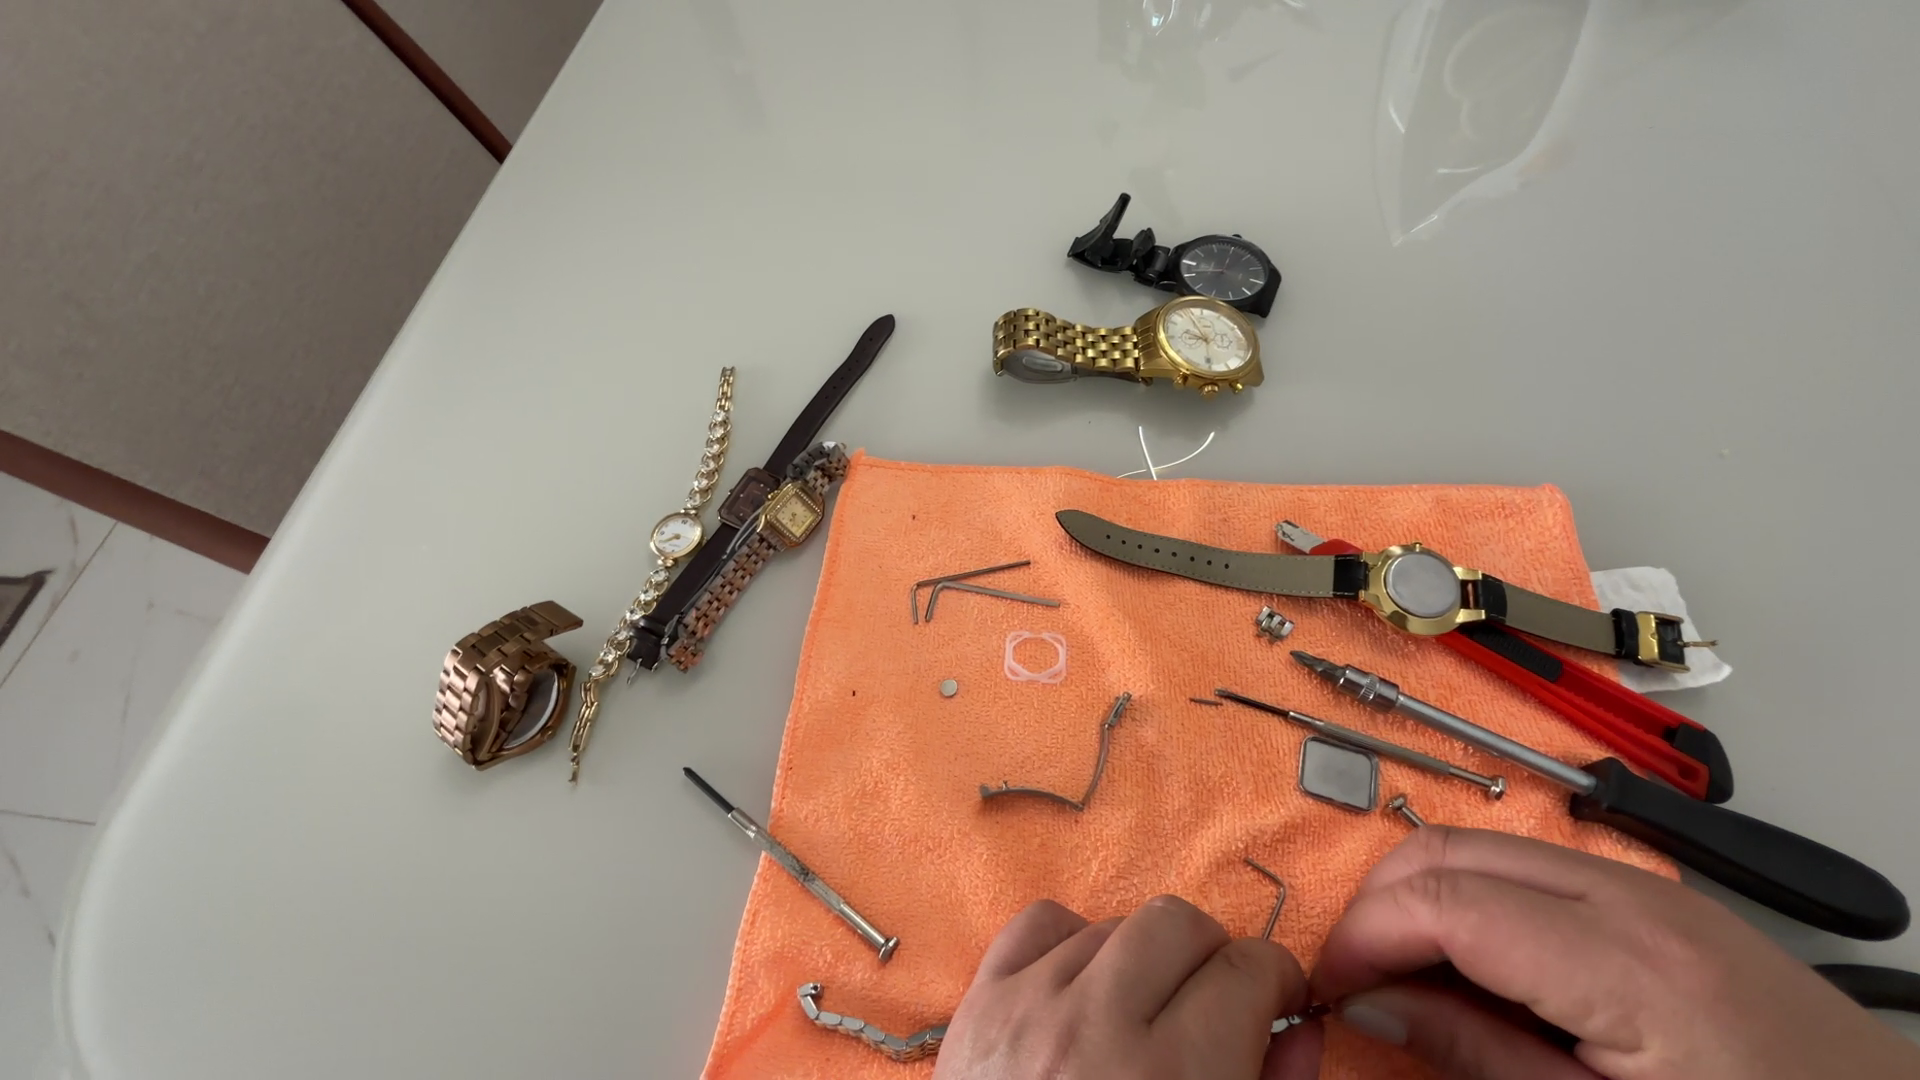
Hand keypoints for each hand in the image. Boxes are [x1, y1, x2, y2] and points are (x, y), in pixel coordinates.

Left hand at [933, 896, 1321, 1079]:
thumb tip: (1299, 1024)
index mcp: (1169, 1078)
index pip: (1244, 970)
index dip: (1276, 976)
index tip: (1278, 997)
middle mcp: (1095, 1025)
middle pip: (1175, 922)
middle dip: (1210, 953)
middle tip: (1212, 1002)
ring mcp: (1028, 1003)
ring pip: (1112, 924)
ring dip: (1141, 961)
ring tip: (1138, 1017)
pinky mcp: (980, 999)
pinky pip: (1041, 923)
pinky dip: (1071, 942)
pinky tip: (1080, 989)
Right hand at [1313, 827, 1919, 1079]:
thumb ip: (1475, 1056)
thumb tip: (1366, 1002)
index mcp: (1631, 966)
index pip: (1445, 899)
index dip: (1366, 933)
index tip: (1331, 985)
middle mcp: (1633, 896)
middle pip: (1449, 849)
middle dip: (1379, 901)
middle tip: (1358, 976)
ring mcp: (1651, 886)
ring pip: (1479, 846)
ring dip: (1420, 894)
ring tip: (1409, 972)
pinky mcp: (1659, 895)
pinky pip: (1526, 867)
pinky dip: (1472, 897)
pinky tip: (1477, 964)